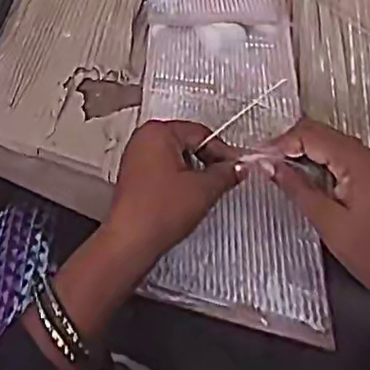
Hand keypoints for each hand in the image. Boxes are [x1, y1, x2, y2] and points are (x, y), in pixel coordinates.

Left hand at [101, 120, 242, 274]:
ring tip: (205, 189)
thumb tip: (237, 166)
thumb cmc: (157, 211)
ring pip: (176, 155)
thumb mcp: (203, 189)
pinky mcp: (135, 172)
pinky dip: (179, 176)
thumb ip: (226, 173)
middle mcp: (143, 138)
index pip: (200, 133)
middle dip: (208, 159)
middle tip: (225, 177)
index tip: (237, 167)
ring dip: (194, 169)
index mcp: (157, 132)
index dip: (223, 152)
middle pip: (187, 141)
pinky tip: (187, 194)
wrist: (133, 238)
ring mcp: (136, 154)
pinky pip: (163, 166)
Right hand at [259, 121, 369, 335]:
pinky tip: (298, 175)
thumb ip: (296, 187)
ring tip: (274, 168)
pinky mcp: (369, 178)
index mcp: (358, 161)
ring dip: (298, 150)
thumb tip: (267, 164)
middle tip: (262, 162)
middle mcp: (366, 156)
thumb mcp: (329, 222)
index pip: (309, 134)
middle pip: (317, 132)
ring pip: (325, 142)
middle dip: (286, 143)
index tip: (257, 158)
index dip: (279, 143)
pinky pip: (334, 156)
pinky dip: (313, 160)